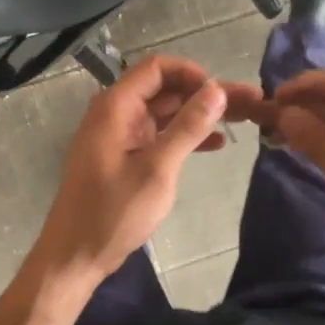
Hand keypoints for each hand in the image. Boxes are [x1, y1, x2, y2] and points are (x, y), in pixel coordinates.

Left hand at [33, 55, 262, 280]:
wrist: (75, 256)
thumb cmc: (112, 212)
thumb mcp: (157, 169)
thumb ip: (187, 127)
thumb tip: (217, 89)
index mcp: (116, 107)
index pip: (157, 68)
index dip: (192, 73)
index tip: (222, 91)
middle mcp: (117, 113)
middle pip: (166, 89)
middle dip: (205, 93)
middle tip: (249, 102)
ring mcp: (121, 135)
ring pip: (166, 112)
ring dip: (200, 115)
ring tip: (244, 119)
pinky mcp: (126, 156)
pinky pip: (160, 134)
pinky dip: (186, 136)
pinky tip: (218, 143)